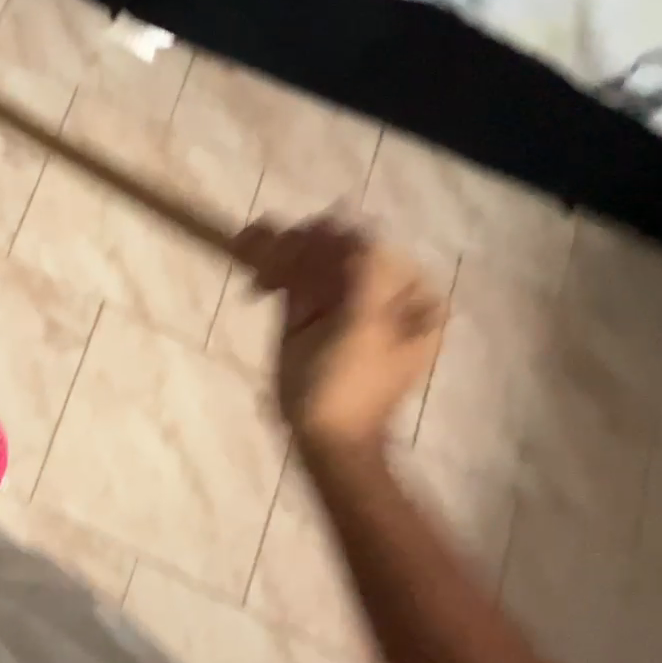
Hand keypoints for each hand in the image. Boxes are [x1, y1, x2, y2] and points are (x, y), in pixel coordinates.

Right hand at [233, 215, 444, 451]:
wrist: (324, 435)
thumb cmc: (351, 386)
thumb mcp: (364, 331)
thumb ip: (366, 278)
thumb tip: (359, 227)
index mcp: (409, 296)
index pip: (369, 245)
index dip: (332, 241)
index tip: (299, 249)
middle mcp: (376, 292)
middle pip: (333, 247)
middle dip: (298, 247)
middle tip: (271, 264)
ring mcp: (338, 301)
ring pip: (305, 258)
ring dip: (276, 252)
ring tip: (252, 264)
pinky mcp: (305, 312)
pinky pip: (287, 277)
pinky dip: (267, 269)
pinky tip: (254, 281)